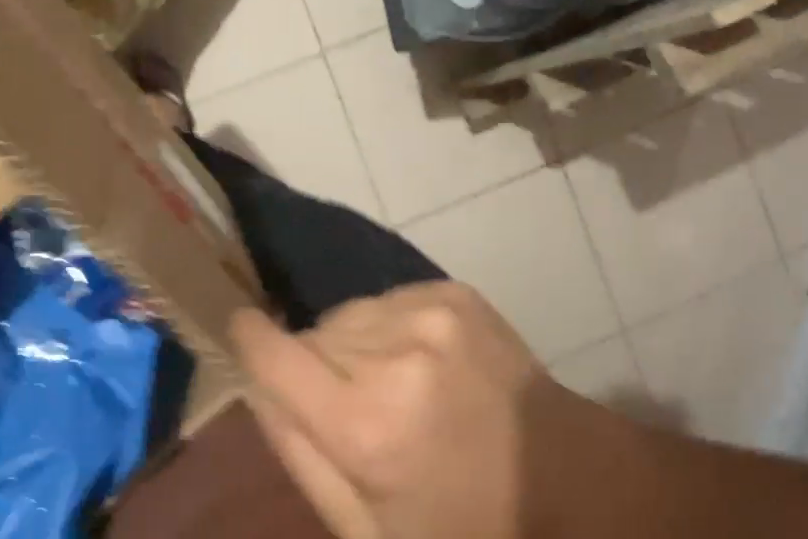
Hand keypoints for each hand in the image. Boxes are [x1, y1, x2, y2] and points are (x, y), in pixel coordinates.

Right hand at [229, 282, 565, 538]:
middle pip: (309, 338)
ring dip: (353, 346)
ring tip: (394, 385)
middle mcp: (390, 354)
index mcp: (364, 425)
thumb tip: (255, 387)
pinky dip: (389, 327)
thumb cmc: (461, 520)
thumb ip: (299, 455)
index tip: (244, 337)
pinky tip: (422, 361)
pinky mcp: (451, 292)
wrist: (564, 473)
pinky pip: (384, 299)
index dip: (248, 342)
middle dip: (316, 369)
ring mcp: (425, 313)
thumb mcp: (369, 528)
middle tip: (354, 409)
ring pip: (345, 315)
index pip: (268, 354)